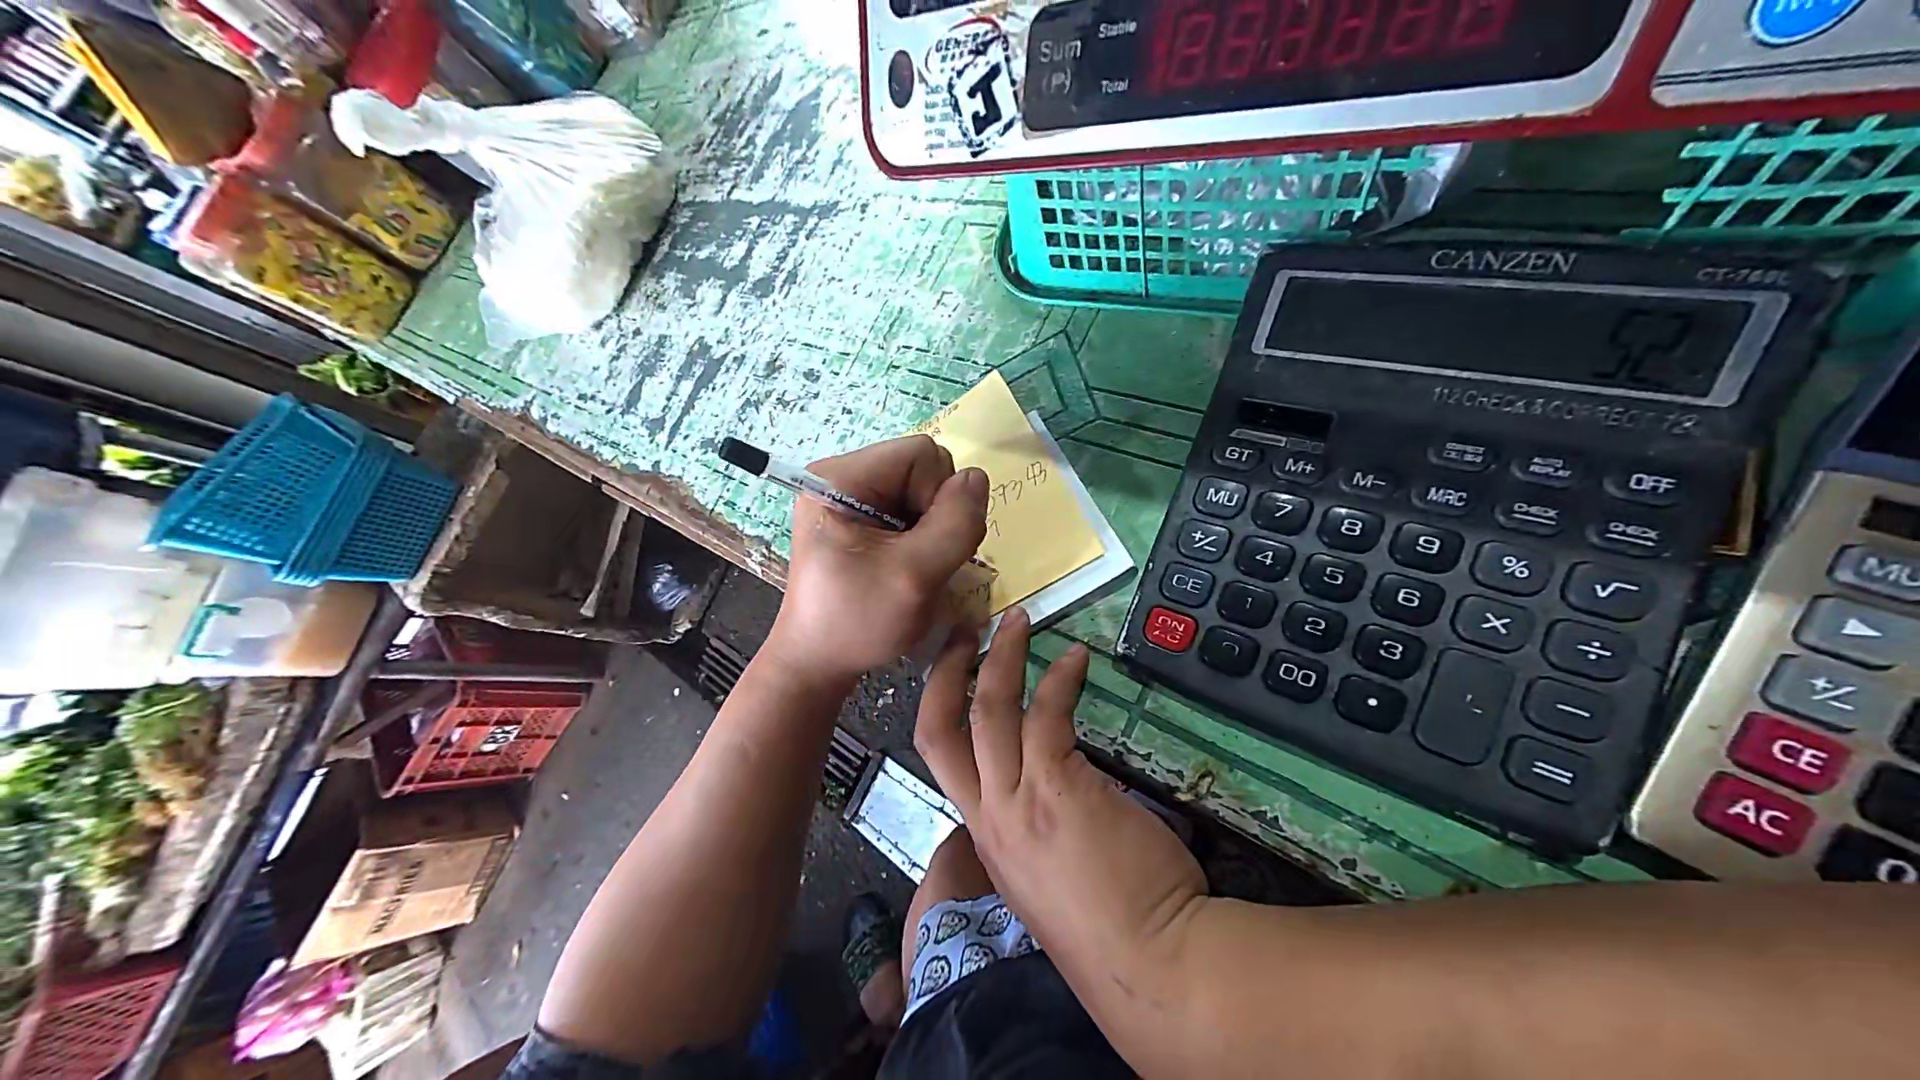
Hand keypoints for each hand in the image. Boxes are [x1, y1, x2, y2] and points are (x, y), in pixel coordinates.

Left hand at [766, 435, 987, 685]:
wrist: (818, 663)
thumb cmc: (856, 622)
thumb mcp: (914, 576)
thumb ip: (954, 523)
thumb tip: (977, 478)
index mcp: (841, 477)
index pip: (922, 454)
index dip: (939, 496)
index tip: (923, 546)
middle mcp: (845, 477)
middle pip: (925, 469)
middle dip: (938, 515)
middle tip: (922, 562)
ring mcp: (853, 498)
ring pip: (925, 492)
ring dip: (934, 531)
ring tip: (914, 569)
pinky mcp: (862, 520)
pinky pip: (914, 511)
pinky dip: (924, 539)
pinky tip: (908, 568)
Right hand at [913, 607, 1206, 987]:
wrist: (1149, 963)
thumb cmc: (1103, 918)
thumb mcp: (1044, 873)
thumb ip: (1033, 826)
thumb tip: (1044, 785)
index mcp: (983, 833)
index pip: (940, 759)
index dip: (940, 706)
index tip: (954, 671)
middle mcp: (986, 814)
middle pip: (938, 726)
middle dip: (945, 671)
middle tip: (966, 628)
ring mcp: (1016, 800)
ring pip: (988, 709)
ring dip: (1001, 656)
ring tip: (1018, 621)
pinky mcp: (1057, 785)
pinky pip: (1047, 714)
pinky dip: (1059, 679)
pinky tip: (1077, 659)